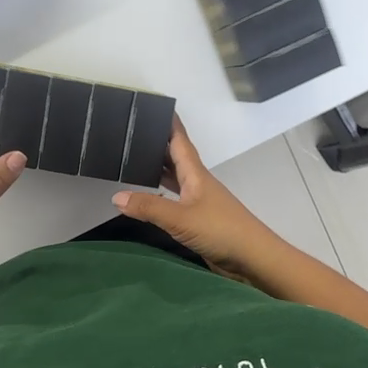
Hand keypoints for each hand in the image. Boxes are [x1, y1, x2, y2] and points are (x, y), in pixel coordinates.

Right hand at [112, 118, 285, 275]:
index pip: (180, 142)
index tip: (154, 108)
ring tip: (134, 162)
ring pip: (175, 180)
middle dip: (157, 146)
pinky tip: (148, 200)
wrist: (252, 259)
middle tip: (132, 135)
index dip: (169, 125)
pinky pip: (175, 201)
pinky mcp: (199, 221)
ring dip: (158, 171)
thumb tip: (116, 197)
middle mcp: (198, 184)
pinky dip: (161, 196)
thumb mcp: (180, 218)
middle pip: (175, 159)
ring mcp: (199, 203)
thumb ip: (148, 207)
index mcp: (196, 175)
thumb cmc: (220, 230)